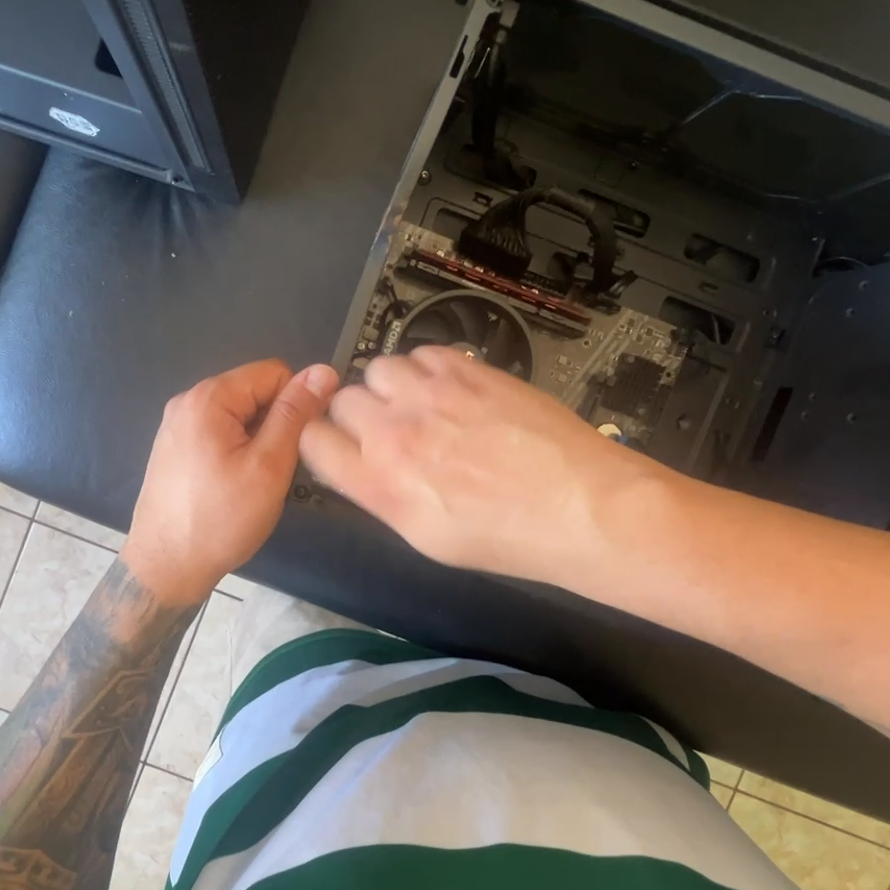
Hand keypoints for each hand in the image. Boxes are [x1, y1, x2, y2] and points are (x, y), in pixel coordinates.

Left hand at [121, 359, 339, 604]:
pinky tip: (236, 487)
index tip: (300, 443)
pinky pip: (219, 436)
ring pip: (239, 417)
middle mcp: (187, 403)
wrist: (165, 568)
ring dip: (258, 442)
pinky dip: (237, 453)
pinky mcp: (174, 451)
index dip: (297, 402)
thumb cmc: (221, 519)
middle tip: (278, 469)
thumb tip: (323, 371)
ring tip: (258, 481)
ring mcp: (177, 428)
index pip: (273, 372)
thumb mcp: (269, 465)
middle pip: (253, 393)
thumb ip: (296, 414)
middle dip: (276, 423)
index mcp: (208, 398)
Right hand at [298, 346, 675, 582]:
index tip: (340, 444)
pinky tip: (451, 390)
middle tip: (392, 429)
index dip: (322, 440)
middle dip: (359, 414)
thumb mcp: (427, 537)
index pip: (311, 440)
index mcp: (379, 483)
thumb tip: (362, 467)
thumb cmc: (507, 536)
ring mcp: (431, 395)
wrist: (578, 506)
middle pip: (342, 401)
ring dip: (392, 386)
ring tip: (422, 405)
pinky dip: (428, 368)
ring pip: (379, 368)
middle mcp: (395, 433)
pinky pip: (423, 352)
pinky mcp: (468, 371)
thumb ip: (381, 496)